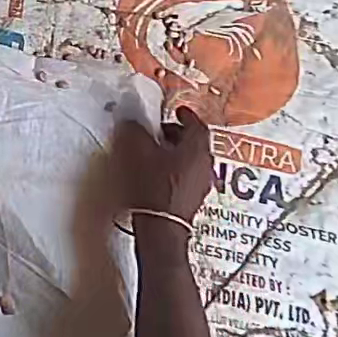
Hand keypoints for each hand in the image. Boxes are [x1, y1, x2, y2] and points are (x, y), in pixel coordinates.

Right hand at [114, 107, 213, 221]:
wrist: (161, 225)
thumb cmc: (153, 185)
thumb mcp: (138, 151)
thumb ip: (135, 131)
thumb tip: (132, 123)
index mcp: (197, 148)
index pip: (196, 125)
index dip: (186, 115)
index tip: (177, 111)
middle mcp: (204, 165)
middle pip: (195, 142)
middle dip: (178, 134)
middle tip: (161, 131)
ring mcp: (201, 184)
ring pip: (192, 160)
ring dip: (177, 152)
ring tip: (157, 152)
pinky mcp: (193, 199)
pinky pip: (187, 175)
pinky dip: (176, 168)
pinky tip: (158, 172)